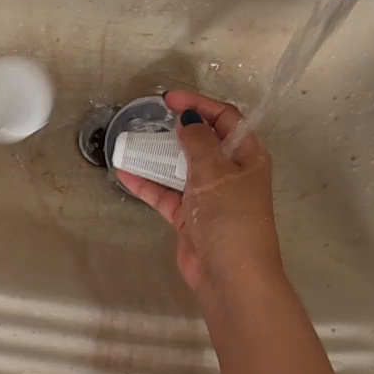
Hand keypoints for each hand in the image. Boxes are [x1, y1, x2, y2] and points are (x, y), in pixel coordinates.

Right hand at [117, 90, 284, 297]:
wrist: (229, 275)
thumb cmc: (230, 217)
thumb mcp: (214, 172)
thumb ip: (197, 142)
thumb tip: (188, 118)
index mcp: (248, 157)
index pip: (226, 120)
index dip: (201, 105)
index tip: (171, 99)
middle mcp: (230, 174)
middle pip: (203, 142)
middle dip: (178, 129)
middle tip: (151, 119)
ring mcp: (208, 197)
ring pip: (181, 168)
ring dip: (159, 156)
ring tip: (133, 142)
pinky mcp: (189, 218)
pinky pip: (166, 194)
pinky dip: (147, 184)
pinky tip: (126, 173)